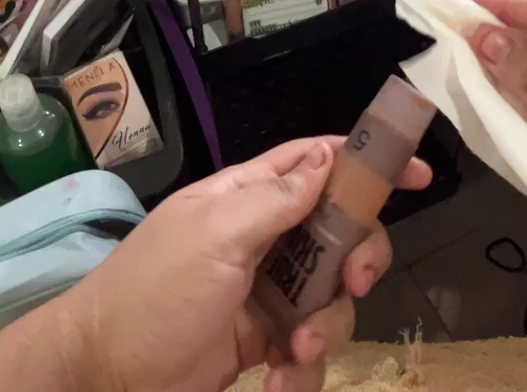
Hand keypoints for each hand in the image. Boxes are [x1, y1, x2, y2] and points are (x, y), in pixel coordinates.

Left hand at [64, 136, 431, 391]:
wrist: (107, 373)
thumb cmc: (157, 289)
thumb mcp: (215, 234)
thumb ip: (275, 198)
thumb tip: (326, 156)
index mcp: (248, 195)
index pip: (316, 162)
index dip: (365, 161)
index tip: (419, 173)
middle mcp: (265, 235)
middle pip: (341, 230)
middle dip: (359, 258)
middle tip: (355, 284)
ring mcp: (266, 289)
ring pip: (333, 294)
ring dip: (326, 328)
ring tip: (293, 354)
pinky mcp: (265, 341)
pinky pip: (309, 347)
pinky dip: (303, 370)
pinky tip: (275, 383)